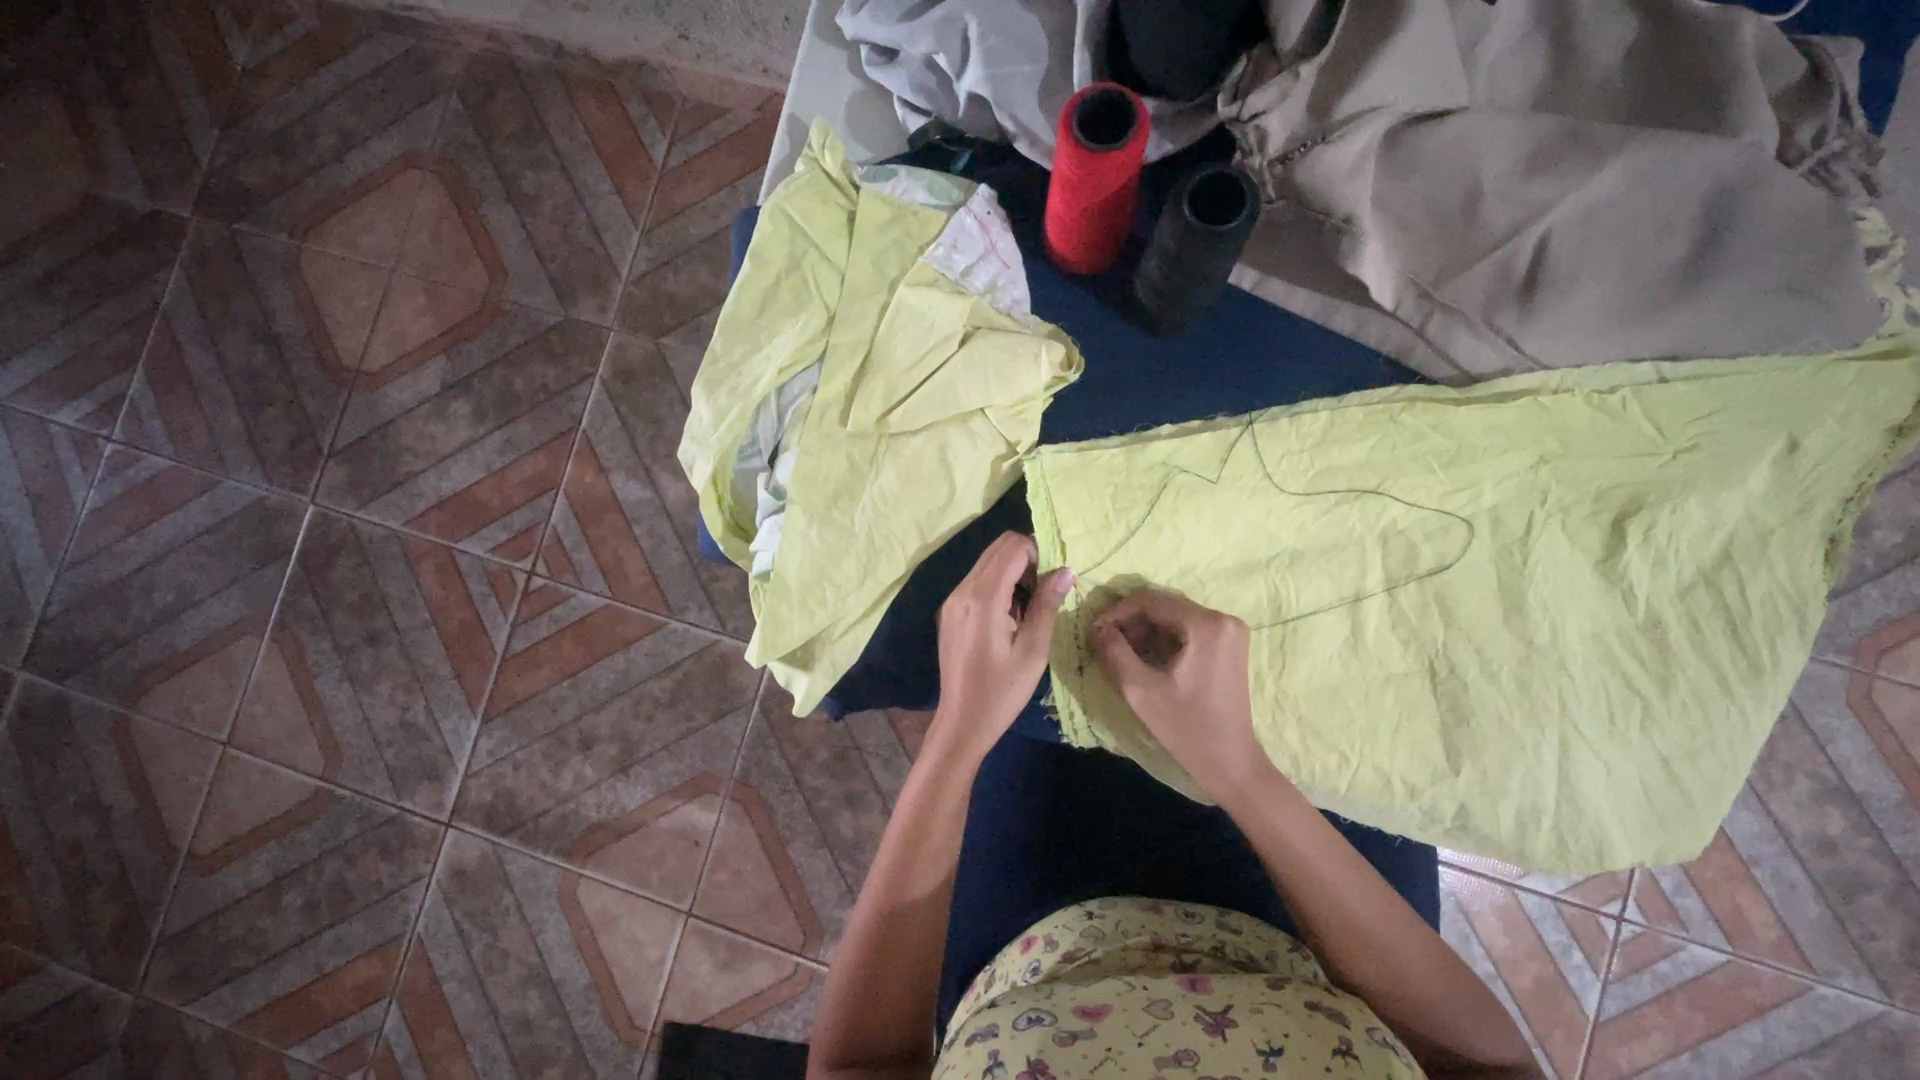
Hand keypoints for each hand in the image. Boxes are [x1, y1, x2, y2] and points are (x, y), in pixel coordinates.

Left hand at [932, 532, 1074, 761]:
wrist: (962, 721)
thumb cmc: (1002, 692)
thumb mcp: (1034, 651)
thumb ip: (1047, 605)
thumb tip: (1065, 570)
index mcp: (982, 598)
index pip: (1013, 547)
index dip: (1039, 553)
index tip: (1053, 581)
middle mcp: (962, 590)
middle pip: (997, 547)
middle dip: (1026, 558)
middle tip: (1044, 592)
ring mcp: (952, 599)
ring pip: (987, 562)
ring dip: (1013, 572)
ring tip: (1029, 608)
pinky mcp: (949, 611)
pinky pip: (977, 581)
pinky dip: (998, 585)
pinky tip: (1010, 617)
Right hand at [1090, 588, 1263, 797]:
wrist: (1229, 761)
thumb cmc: (1186, 728)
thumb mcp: (1140, 690)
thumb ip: (1114, 652)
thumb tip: (1096, 627)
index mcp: (1206, 625)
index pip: (1151, 601)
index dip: (1117, 612)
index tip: (1094, 632)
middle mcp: (1223, 619)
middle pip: (1165, 605)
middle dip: (1131, 622)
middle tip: (1104, 643)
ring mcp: (1230, 631)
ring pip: (1174, 616)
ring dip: (1145, 630)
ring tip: (1120, 652)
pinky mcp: (1229, 644)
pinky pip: (1188, 629)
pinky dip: (1163, 638)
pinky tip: (1144, 657)